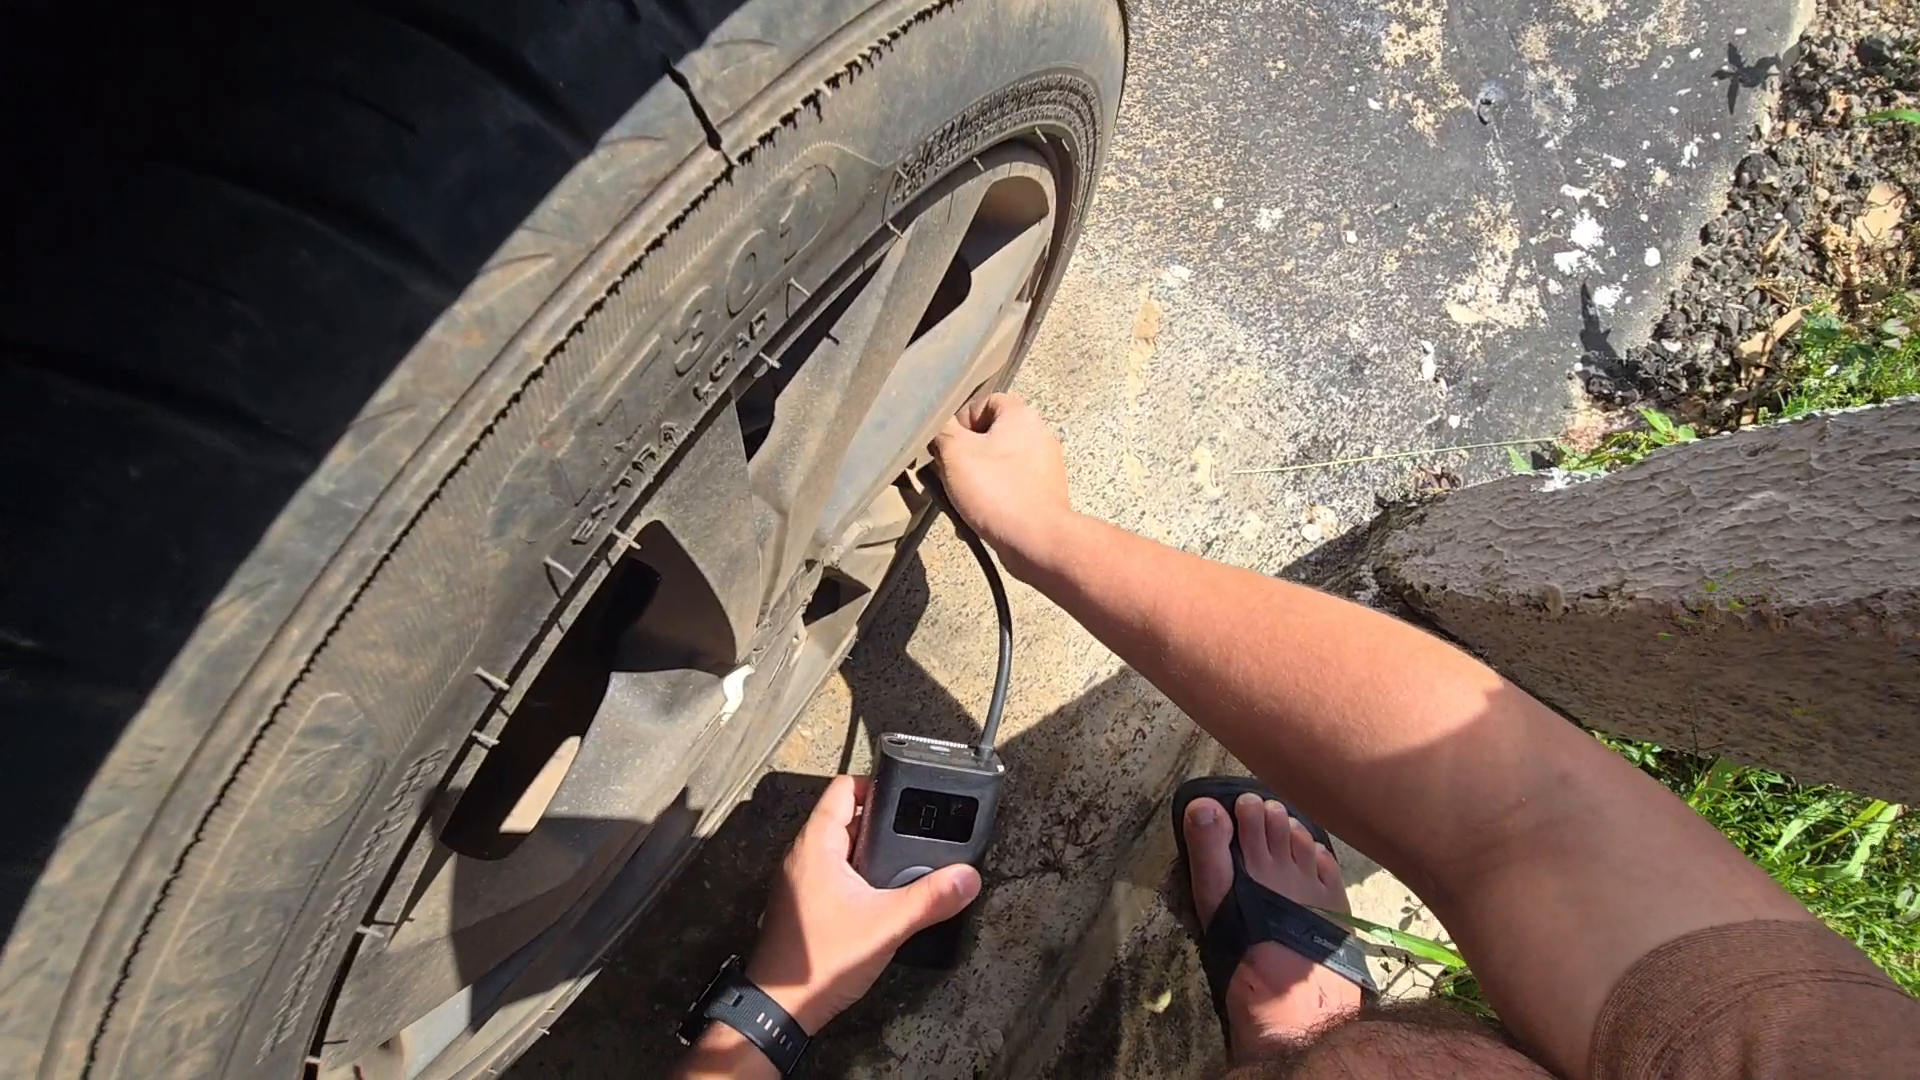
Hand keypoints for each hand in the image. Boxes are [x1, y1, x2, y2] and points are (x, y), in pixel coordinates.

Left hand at [744, 776, 981, 1033]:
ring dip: (868, 848)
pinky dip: (856, 869)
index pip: (844, 788)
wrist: (778, 1013)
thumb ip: (931, 899)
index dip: (875, 784)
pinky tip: (879, 890)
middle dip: (880, 820)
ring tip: (903, 859)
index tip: (905, 796)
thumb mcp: (886, 925)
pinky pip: (831, 868)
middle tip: (913, 830)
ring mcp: (799, 878)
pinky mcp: (801, 902)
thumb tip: (968, 878)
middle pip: (844, 815)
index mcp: (816, 843)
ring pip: (839, 844)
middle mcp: (802, 853)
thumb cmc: (822, 960)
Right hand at [929, 392, 1073, 575]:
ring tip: (962, 501)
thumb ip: (942, 431)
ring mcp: (1043, 467)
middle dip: (963, 458)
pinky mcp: (1043, 494)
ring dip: (973, 482)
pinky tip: (978, 517)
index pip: (983, 402)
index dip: (959, 422)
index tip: (947, 446)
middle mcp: (1038, 435)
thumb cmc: (997, 493)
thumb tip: (938, 425)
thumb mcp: (955, 453)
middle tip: (950, 475)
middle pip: (988, 437)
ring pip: (995, 466)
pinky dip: (991, 500)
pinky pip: (1008, 489)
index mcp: (1021, 416)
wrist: (1035, 540)